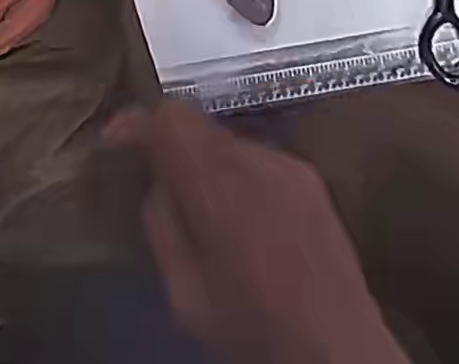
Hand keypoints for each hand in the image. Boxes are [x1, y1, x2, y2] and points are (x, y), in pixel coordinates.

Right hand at [109, 102, 408, 363]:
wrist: (341, 356)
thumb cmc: (253, 327)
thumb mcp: (184, 290)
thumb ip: (160, 223)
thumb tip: (156, 183)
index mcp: (217, 188)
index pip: (170, 118)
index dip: (138, 121)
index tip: (117, 139)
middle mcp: (253, 163)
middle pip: (195, 121)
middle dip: (168, 142)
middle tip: (158, 176)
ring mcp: (287, 166)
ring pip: (224, 138)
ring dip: (203, 158)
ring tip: (206, 204)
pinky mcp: (310, 178)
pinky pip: (254, 157)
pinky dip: (236, 173)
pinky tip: (245, 214)